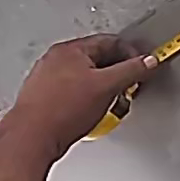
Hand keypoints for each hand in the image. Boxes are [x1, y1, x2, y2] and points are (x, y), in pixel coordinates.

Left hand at [0, 34, 158, 162]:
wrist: (32, 138)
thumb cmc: (60, 111)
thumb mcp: (108, 87)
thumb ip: (132, 71)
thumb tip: (147, 62)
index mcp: (70, 50)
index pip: (110, 42)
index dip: (132, 55)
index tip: (142, 68)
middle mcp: (56, 60)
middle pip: (99, 60)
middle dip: (118, 76)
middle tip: (127, 89)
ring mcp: (48, 79)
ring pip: (87, 78)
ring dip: (104, 90)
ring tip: (109, 105)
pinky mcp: (45, 98)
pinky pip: (75, 93)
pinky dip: (88, 101)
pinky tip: (91, 114)